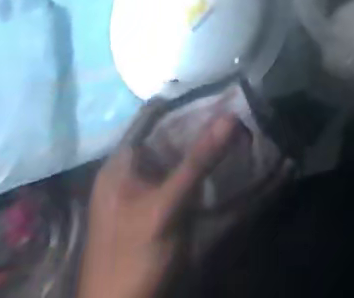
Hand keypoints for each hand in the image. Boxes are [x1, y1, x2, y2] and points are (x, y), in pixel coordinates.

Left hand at [78, 110, 237, 297]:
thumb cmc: (135, 256)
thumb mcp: (167, 207)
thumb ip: (196, 163)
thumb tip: (229, 118)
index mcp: (119, 162)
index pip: (153, 119)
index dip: (184, 107)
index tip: (219, 97)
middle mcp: (122, 173)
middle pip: (162, 141)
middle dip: (195, 131)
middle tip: (234, 122)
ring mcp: (132, 198)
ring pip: (168, 165)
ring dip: (196, 156)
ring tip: (232, 141)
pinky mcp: (145, 219)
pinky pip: (170, 187)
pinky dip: (190, 180)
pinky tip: (214, 178)